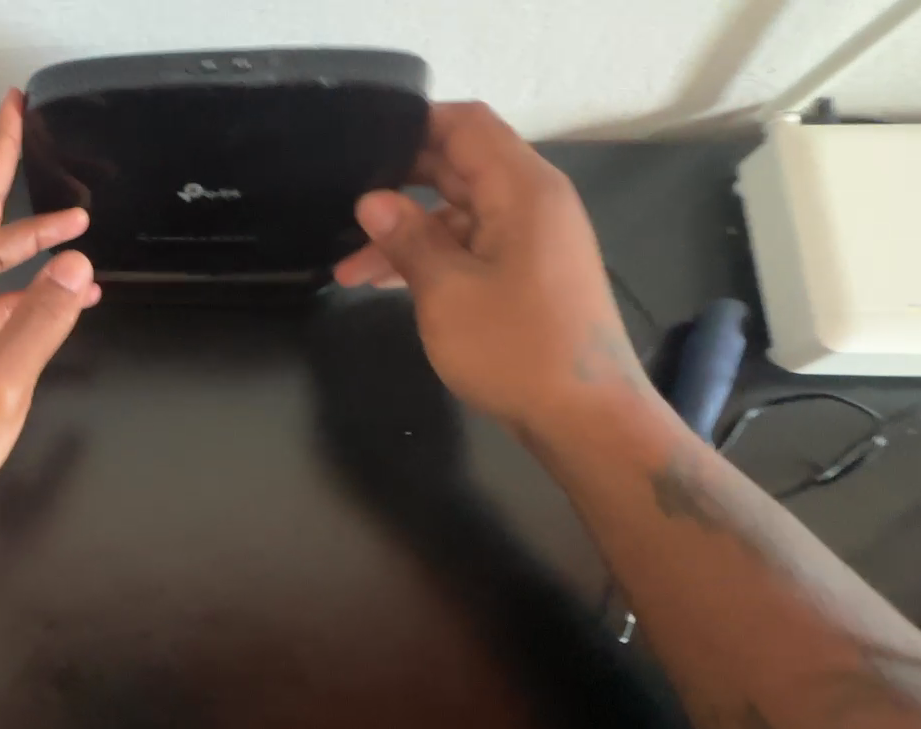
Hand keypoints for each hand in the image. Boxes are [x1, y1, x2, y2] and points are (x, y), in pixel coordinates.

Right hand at [333, 102, 651, 425]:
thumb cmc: (513, 347)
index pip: (467, 127)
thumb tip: (371, 201)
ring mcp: (529, 240)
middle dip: (400, 185)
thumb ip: (408, 240)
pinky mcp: (524, 273)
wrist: (578, 410)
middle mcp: (530, 203)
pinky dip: (429, 258)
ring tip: (346, 269)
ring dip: (405, 236)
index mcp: (521, 191)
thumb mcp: (446, 292)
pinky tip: (385, 282)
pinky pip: (469, 247)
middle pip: (460, 170)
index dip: (416, 126)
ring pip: (457, 216)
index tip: (362, 144)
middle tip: (342, 206)